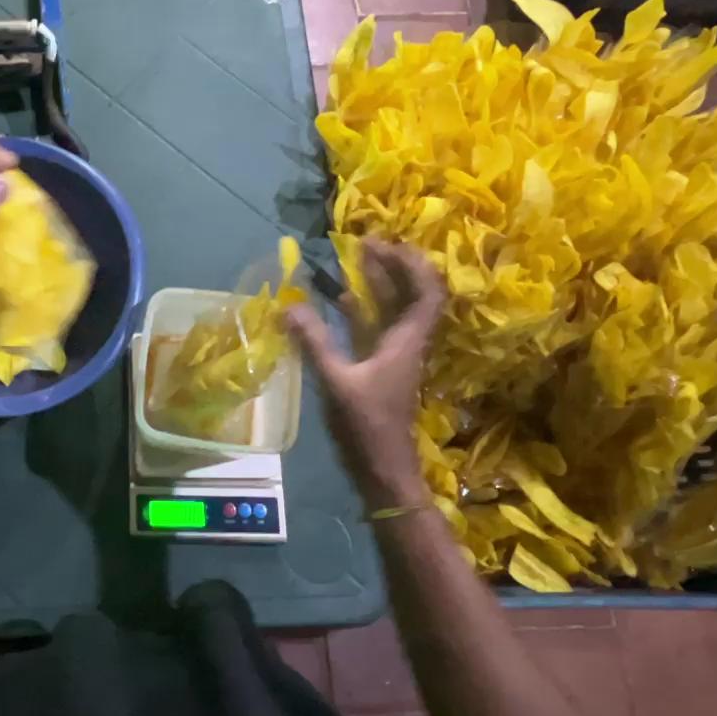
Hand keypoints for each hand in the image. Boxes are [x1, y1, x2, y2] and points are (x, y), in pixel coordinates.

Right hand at [285, 239, 446, 506]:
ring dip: (380, 284)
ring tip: (355, 260)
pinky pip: (377, 328)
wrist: (383, 470)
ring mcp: (394, 356)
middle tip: (364, 244)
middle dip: (393, 266)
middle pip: (412, 295)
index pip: (427, 292)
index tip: (383, 245)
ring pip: (395, 310)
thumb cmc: (367, 427)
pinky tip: (343, 299)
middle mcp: (407, 343)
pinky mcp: (380, 369)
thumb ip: (314, 343)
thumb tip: (289, 305)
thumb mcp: (337, 383)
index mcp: (407, 342)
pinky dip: (363, 309)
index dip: (411, 264)